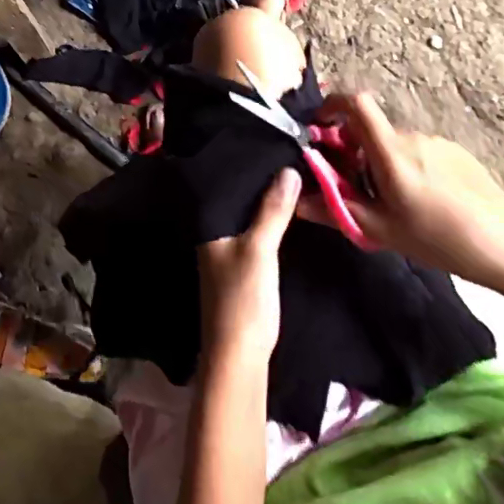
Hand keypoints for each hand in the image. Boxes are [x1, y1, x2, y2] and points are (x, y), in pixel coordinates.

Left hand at [197, 167, 300, 362]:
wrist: (239, 358)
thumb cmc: (243, 300)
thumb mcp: (260, 249)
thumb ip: (272, 211)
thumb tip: (290, 170)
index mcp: (209, 228)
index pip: (226, 186)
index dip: (246, 167)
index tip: (271, 144)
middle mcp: (214, 238)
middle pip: (238, 203)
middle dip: (260, 184)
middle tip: (290, 157)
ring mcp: (227, 257)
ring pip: (248, 220)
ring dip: (266, 205)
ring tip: (294, 180)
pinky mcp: (242, 273)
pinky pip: (256, 237)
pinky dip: (270, 225)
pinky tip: (289, 218)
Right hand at [315, 93, 503, 289]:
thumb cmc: (438, 240)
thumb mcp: (380, 230)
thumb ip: (335, 209)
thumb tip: (298, 200)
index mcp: (391, 152)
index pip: (356, 103)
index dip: (332, 105)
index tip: (319, 127)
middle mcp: (413, 138)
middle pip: (372, 129)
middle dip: (354, 150)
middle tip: (355, 187)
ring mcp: (438, 143)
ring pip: (395, 143)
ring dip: (382, 162)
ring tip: (391, 202)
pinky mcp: (457, 153)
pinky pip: (419, 151)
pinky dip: (407, 166)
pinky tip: (422, 201)